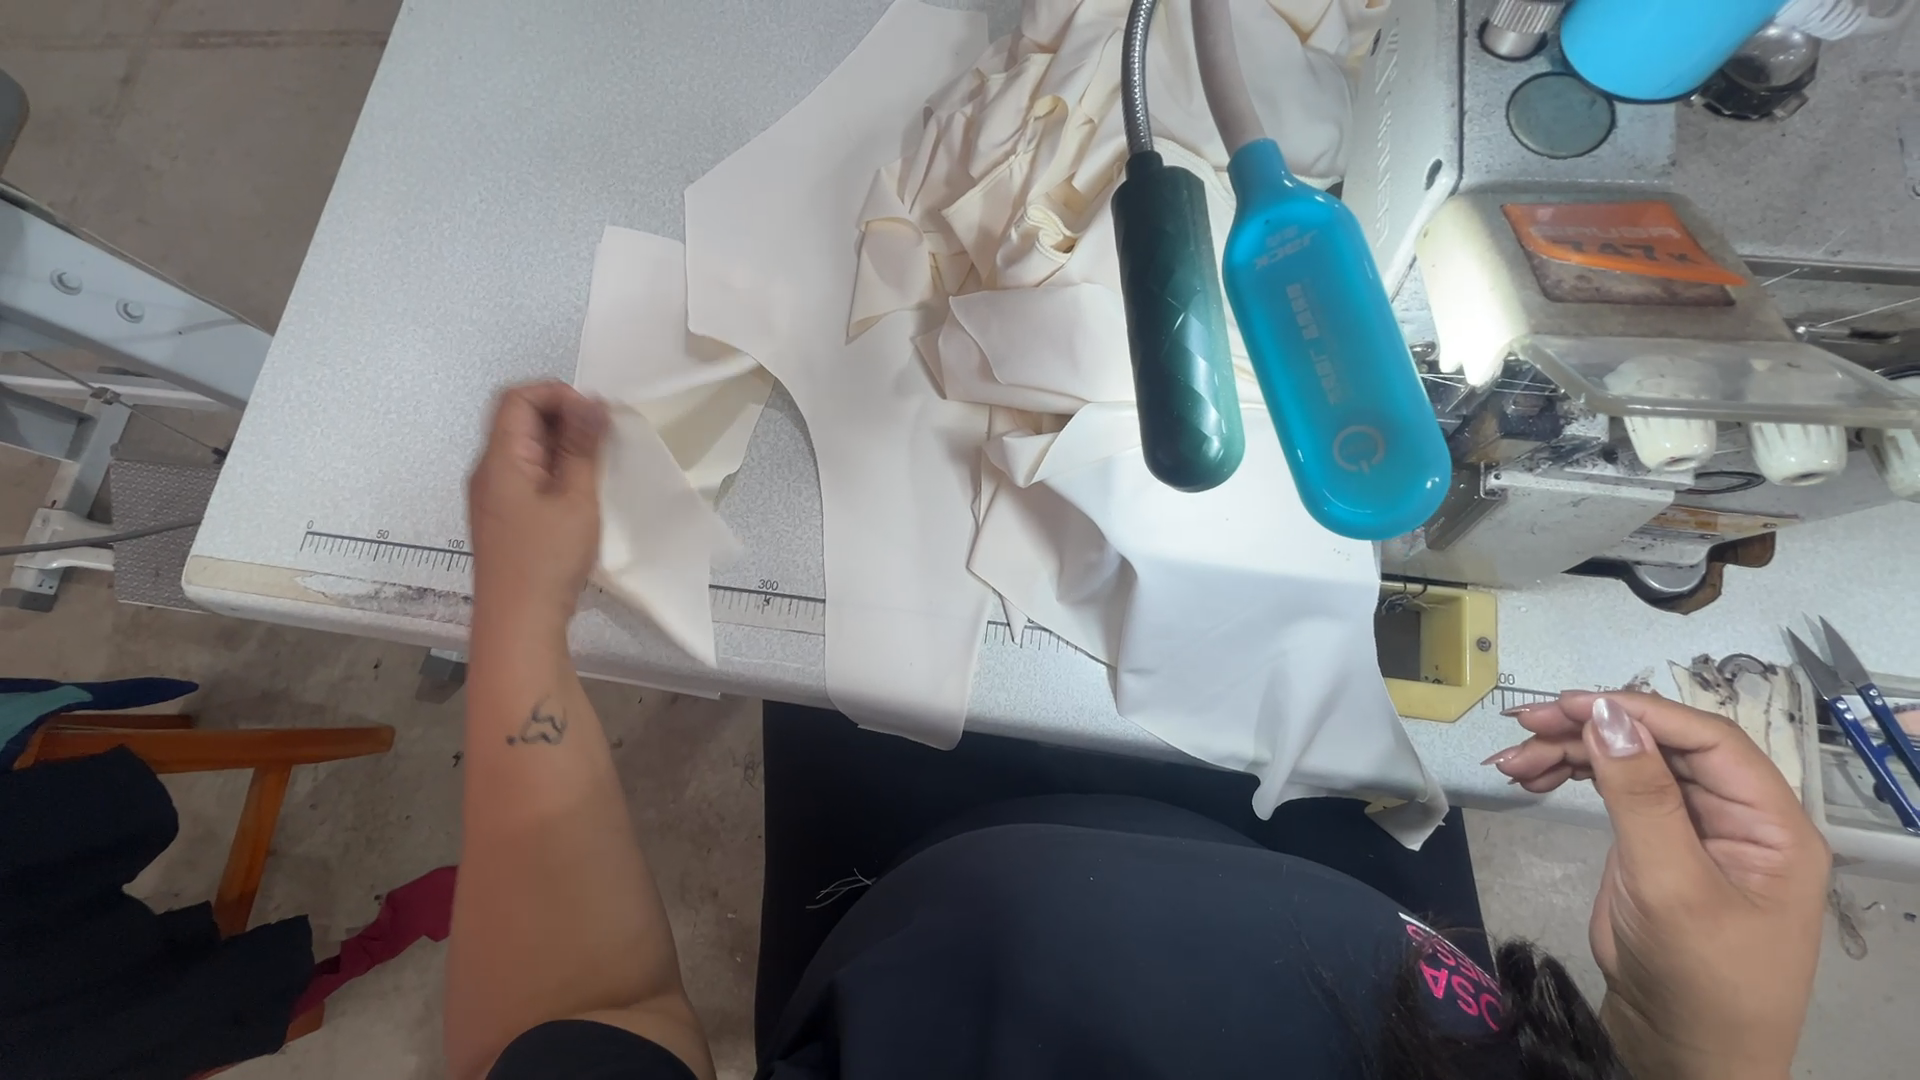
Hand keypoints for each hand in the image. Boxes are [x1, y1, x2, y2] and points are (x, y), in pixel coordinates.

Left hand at [468, 382, 608, 627]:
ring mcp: (493, 494)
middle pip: (518, 419)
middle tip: (604, 438)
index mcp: (499, 459)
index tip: (596, 415)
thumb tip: (591, 402)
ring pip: (525, 448)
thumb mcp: (576, 498)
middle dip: (563, 417)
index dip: (557, 394)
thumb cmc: (548, 558)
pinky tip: (580, 490)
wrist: (519, 620)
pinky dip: (555, 469)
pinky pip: (527, 474)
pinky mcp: (504, 515)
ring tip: (597, 464)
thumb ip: (582, 447)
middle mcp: (488, 470)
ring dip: (562, 445)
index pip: (517, 398)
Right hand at [1486, 692, 1829, 1079]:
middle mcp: (1734, 814)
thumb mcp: (1668, 881)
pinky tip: (1528, 778)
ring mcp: (1689, 825)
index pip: (1710, 741)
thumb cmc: (1696, 968)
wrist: (1678, 1038)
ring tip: (1510, 763)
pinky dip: (1566, 775)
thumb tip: (1606, 715)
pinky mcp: (1650, 837)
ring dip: (1565, 753)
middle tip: (1522, 725)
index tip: (1567, 705)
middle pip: (1658, 744)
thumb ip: (1641, 795)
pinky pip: (1609, 787)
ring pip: (1625, 760)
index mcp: (1770, 823)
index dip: (1640, 712)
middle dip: (1588, 730)